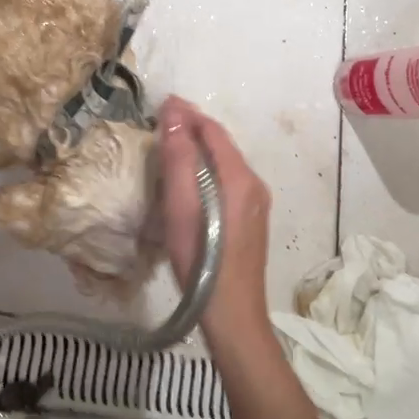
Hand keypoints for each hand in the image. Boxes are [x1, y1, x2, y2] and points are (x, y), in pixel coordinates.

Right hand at [157, 96, 273, 335]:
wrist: (232, 314)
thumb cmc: (202, 257)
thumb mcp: (182, 204)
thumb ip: (179, 156)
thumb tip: (174, 111)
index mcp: (239, 176)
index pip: (212, 130)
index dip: (187, 114)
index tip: (162, 103)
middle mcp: (254, 184)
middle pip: (221, 145)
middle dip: (193, 129)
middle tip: (162, 122)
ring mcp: (256, 205)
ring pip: (225, 164)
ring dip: (199, 150)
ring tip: (170, 147)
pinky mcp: (251, 223)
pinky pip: (228, 182)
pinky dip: (207, 170)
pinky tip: (189, 182)